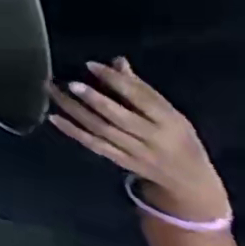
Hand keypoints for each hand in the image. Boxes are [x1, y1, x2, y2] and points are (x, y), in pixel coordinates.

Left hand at [47, 58, 231, 222]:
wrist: (192, 184)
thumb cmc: (176, 138)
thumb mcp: (170, 114)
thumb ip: (142, 90)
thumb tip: (117, 61)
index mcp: (171, 123)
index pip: (143, 100)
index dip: (116, 81)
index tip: (89, 64)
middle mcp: (154, 140)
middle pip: (120, 118)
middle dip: (94, 99)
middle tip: (70, 82)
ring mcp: (136, 153)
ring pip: (101, 130)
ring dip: (73, 109)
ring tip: (51, 90)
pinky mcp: (121, 161)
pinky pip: (94, 145)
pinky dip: (72, 131)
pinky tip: (53, 116)